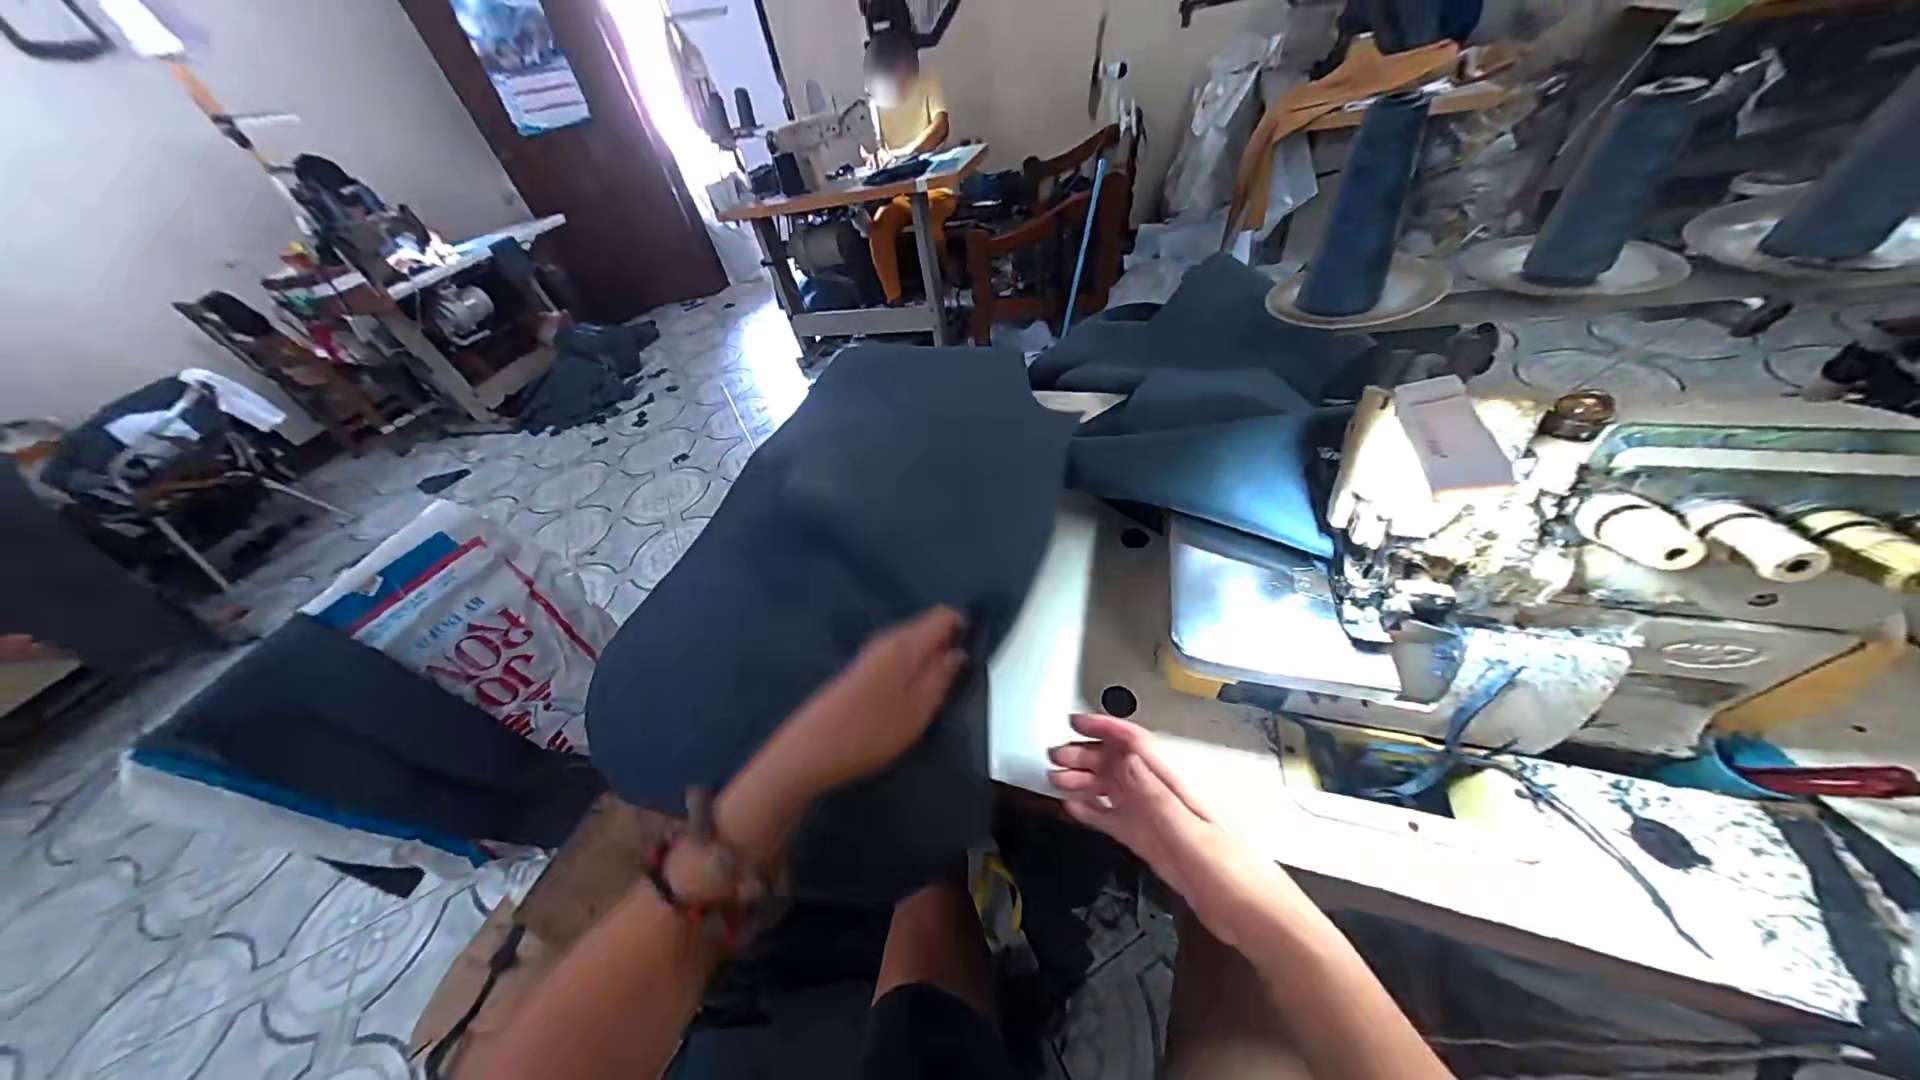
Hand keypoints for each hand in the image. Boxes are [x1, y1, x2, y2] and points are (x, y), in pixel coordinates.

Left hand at [767, 606, 968, 798]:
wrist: (809, 752)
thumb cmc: (869, 732)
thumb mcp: (918, 710)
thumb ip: (942, 677)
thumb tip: (959, 652)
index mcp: (905, 643)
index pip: (944, 615)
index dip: (964, 629)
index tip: (973, 656)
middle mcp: (887, 639)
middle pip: (928, 627)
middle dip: (947, 646)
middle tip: (956, 683)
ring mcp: (870, 654)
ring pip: (913, 644)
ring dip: (929, 661)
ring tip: (936, 695)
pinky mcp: (860, 670)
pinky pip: (898, 658)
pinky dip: (911, 670)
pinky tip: (910, 698)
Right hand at [1048, 713, 1304, 945]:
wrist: (1259, 921)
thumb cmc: (1238, 877)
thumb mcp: (1194, 835)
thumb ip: (1157, 798)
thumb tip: (1127, 761)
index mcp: (1175, 787)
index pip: (1135, 745)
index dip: (1106, 728)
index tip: (1076, 722)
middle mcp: (1163, 797)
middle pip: (1118, 765)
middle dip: (1086, 755)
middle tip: (1056, 758)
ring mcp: (1156, 820)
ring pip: (1112, 790)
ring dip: (1085, 781)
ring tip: (1058, 781)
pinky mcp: (1152, 844)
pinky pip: (1116, 820)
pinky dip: (1094, 811)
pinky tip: (1077, 810)